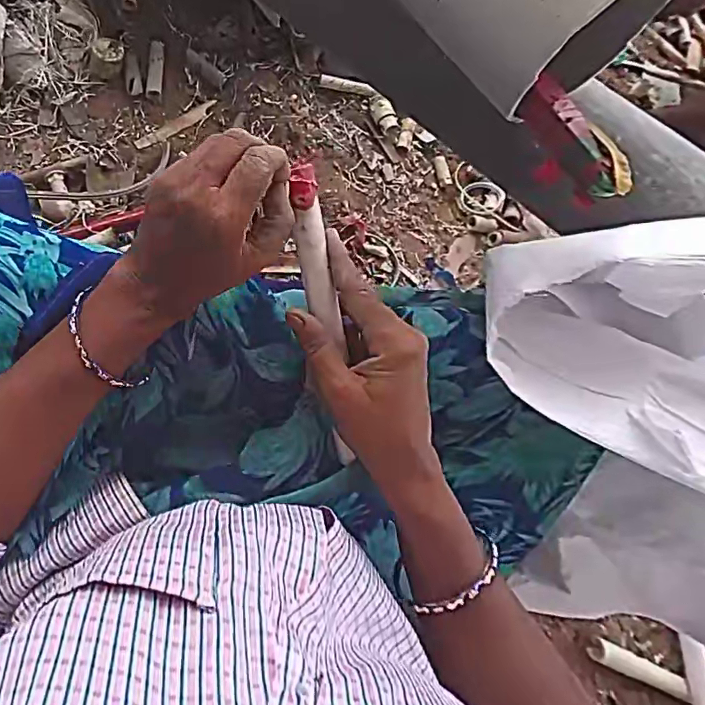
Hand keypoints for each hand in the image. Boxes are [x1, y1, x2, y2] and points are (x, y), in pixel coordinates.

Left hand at [111, 129, 294, 325]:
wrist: (155, 282)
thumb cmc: (205, 275)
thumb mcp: (259, 257)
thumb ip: (281, 217)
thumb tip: (284, 184)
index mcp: (222, 215)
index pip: (258, 161)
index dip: (277, 161)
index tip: (280, 174)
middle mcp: (195, 191)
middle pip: (238, 140)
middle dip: (259, 150)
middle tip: (265, 171)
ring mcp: (174, 180)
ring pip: (218, 140)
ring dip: (238, 153)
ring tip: (242, 179)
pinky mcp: (163, 177)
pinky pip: (199, 153)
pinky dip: (217, 162)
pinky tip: (219, 186)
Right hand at [286, 229, 439, 493]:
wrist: (406, 467)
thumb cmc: (374, 435)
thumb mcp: (337, 390)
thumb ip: (317, 347)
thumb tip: (296, 312)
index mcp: (395, 341)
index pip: (358, 293)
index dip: (337, 264)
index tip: (324, 237)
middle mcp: (406, 335)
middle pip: (360, 304)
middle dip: (331, 308)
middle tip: (307, 312)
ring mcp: (407, 345)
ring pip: (362, 320)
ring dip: (339, 330)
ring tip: (330, 365)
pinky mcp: (402, 355)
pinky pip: (368, 335)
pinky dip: (349, 341)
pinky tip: (339, 365)